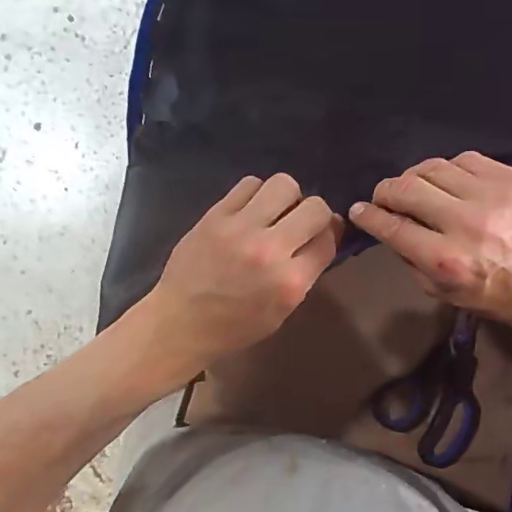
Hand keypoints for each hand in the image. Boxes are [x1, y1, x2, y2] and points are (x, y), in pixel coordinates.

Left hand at [143, 173, 341, 370]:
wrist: (181, 322)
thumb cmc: (234, 326)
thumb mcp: (281, 311)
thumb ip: (305, 274)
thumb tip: (324, 236)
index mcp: (290, 282)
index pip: (328, 240)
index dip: (330, 233)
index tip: (321, 233)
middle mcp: (270, 250)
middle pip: (314, 207)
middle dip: (314, 213)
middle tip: (299, 222)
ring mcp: (241, 229)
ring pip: (284, 185)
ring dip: (286, 197)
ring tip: (274, 211)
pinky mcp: (216, 216)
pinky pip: (248, 184)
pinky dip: (256, 193)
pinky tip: (249, 209)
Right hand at [348, 152, 511, 344]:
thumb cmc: (494, 296)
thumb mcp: (442, 292)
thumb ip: (411, 259)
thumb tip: (390, 227)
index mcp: (446, 259)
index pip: (392, 226)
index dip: (368, 215)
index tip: (359, 210)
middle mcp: (466, 222)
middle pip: (407, 189)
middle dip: (385, 191)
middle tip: (384, 197)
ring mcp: (492, 196)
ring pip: (433, 167)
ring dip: (415, 177)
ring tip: (415, 187)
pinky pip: (466, 159)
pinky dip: (449, 169)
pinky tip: (449, 182)